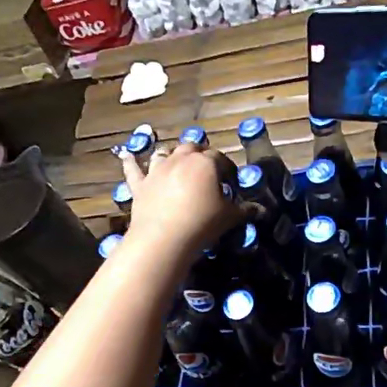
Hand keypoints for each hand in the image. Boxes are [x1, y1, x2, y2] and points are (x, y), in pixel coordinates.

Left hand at [118, 140, 246, 255]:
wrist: (164, 238)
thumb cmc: (201, 224)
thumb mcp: (228, 217)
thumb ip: (244, 210)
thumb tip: (260, 210)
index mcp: (205, 163)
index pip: (220, 159)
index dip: (227, 169)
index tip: (231, 182)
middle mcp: (180, 159)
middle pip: (191, 148)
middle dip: (200, 154)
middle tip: (206, 167)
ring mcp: (157, 170)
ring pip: (164, 153)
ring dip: (171, 154)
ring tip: (175, 159)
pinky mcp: (140, 185)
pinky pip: (133, 169)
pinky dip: (130, 161)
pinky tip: (126, 154)